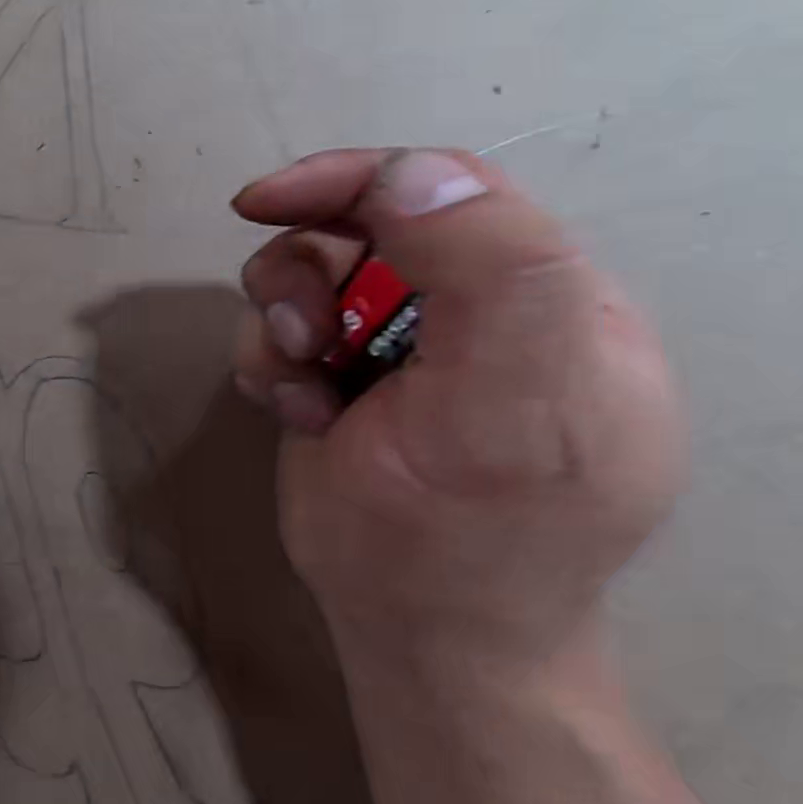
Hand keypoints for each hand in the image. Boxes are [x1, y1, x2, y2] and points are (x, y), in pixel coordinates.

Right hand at [229, 148, 684, 671]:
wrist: (417, 628)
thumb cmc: (475, 531)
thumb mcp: (511, 404)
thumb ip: (492, 274)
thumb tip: (410, 175)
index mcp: (542, 298)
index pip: (445, 191)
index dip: (350, 180)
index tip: (260, 202)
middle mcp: (464, 309)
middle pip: (353, 232)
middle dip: (303, 278)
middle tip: (303, 339)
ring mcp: (392, 345)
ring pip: (300, 282)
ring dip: (278, 329)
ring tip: (299, 391)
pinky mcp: (333, 377)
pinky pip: (274, 335)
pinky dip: (268, 368)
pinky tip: (296, 416)